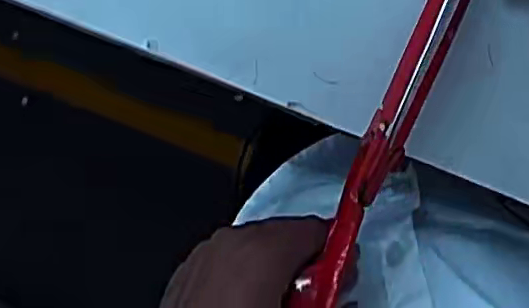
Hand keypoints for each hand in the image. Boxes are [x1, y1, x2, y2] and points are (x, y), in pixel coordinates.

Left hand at [160, 217, 328, 307]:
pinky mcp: (183, 275)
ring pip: (251, 248)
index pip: (314, 229)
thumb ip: (325, 295)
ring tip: (277, 302)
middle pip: (283, 236)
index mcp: (261, 250)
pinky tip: (244, 306)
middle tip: (316, 293)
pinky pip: (223, 264)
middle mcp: (230, 242)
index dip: (335, 247)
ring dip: (269, 270)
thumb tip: (341, 287)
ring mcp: (202, 256)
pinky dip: (238, 278)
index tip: (345, 264)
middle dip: (302, 262)